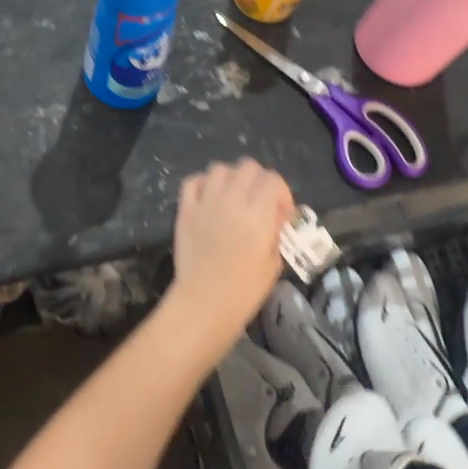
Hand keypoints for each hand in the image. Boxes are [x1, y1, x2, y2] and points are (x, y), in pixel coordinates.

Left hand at [166, 158, 295, 339]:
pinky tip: (209, 198)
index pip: (273, 180)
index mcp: (258, 214)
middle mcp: (232, 200)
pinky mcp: (185, 210)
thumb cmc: (244, 290)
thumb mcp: (273, 262)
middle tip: (258, 202)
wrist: (204, 302)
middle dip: (259, 180)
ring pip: (220, 168)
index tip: (281, 212)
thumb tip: (275, 216)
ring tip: (233, 197)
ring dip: (231, 178)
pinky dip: (202, 184)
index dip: (282, 192)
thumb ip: (275, 231)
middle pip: (248, 166)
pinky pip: (192, 181)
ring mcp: (206, 202)